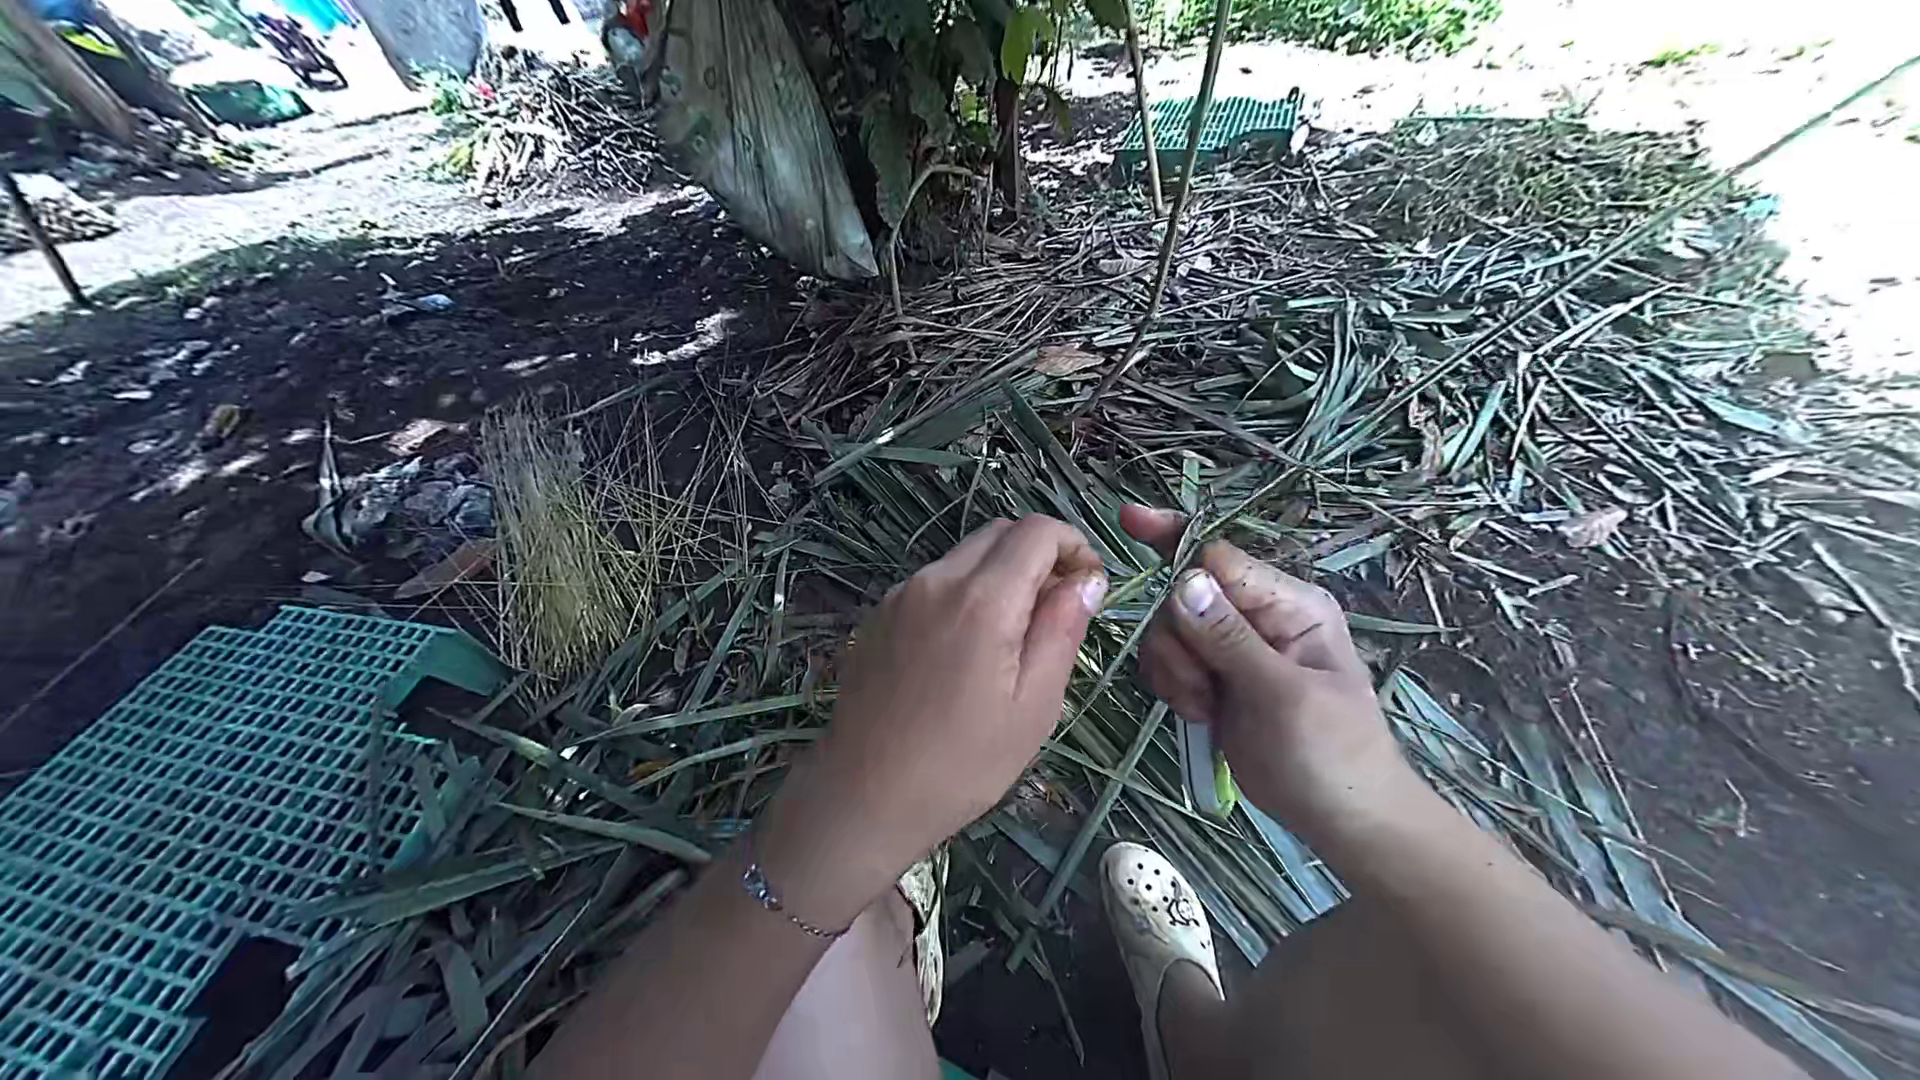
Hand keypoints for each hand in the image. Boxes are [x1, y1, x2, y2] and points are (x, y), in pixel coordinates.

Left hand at [759, 516, 1106, 928]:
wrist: (863, 795)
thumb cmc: (962, 763)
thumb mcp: (1034, 705)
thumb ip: (1063, 629)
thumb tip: (1086, 579)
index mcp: (981, 598)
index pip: (1037, 530)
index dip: (1073, 545)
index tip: (1087, 584)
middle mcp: (937, 579)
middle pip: (1000, 533)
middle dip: (1039, 555)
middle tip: (1054, 609)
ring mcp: (901, 593)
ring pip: (966, 555)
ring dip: (1001, 574)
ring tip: (1011, 636)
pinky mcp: (880, 613)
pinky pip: (935, 581)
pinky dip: (965, 591)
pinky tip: (964, 647)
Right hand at [1119, 505, 1415, 838]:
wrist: (1337, 818)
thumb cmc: (1330, 753)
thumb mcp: (1282, 694)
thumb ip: (1229, 637)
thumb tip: (1183, 580)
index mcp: (1287, 604)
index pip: (1218, 558)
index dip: (1175, 542)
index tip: (1129, 521)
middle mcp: (1255, 615)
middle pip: (1181, 596)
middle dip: (1178, 641)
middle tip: (1202, 686)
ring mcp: (1229, 645)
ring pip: (1167, 630)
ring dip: (1174, 670)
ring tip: (1204, 706)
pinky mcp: (1209, 674)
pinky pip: (1166, 659)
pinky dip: (1171, 685)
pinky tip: (1198, 712)